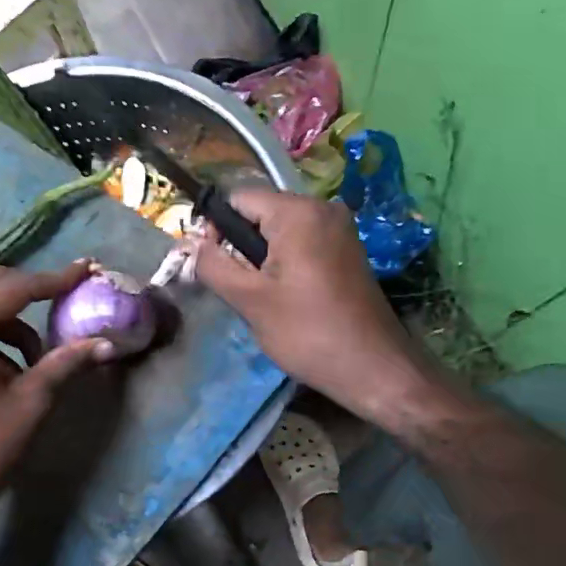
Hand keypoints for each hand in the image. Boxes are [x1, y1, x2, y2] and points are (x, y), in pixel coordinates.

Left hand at [0, 262, 110, 538]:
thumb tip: (107, 342)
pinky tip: (15, 368)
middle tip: (68, 297)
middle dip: (31, 289)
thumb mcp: (33, 399)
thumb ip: (67, 362)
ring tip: (41, 355)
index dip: (54, 279)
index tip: (86, 269)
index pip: (13, 289)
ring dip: (14, 318)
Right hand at [195, 190, 431, 419]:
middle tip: (236, 286)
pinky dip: (284, 262)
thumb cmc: (307, 331)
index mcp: (298, 212)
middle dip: (239, 244)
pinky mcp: (347, 249)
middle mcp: (322, 208)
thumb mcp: (249, 300)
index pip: (238, 198)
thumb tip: (193, 244)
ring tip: (260, 296)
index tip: (213, 265)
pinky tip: (285, 296)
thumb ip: (214, 265)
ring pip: (280, 229)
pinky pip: (302, 242)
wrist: (373, 367)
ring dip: (261, 257)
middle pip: (260, 211)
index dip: (215, 227)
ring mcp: (339, 228)